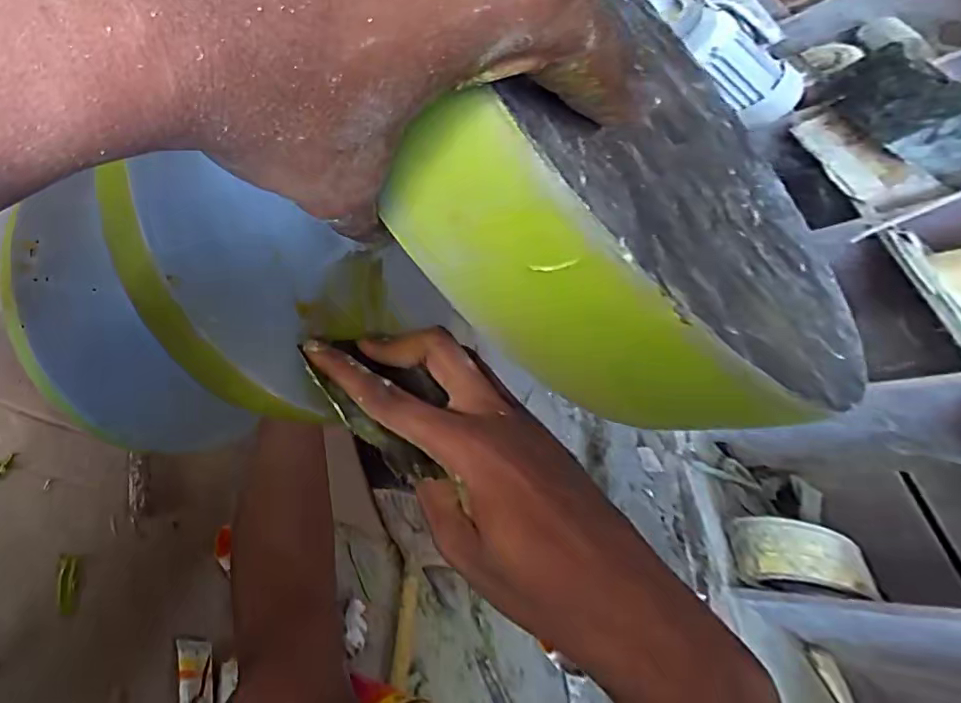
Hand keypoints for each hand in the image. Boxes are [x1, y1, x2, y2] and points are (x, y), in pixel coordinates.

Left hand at [82, 0, 630, 232]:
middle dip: (521, 23)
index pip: (593, 55)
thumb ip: (373, 205)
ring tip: (410, 8)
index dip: (594, 94)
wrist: (164, 14)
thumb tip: (367, 222)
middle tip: (484, 66)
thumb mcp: (340, 181)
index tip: (594, 115)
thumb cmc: (272, 101)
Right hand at [306, 330, 775, 702]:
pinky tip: (438, 415)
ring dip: (425, 358)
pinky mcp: (541, 439)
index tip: (316, 347)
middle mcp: (498, 421)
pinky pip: (485, 390)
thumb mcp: (466, 552)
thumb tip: (427, 470)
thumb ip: (433, 496)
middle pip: (441, 348)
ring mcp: (526, 425)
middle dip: (395, 342)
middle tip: (362, 353)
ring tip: (393, 375)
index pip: (392, 399)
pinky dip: (450, 384)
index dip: (346, 371)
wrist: (644, 618)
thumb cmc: (546, 592)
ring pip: (468, 363)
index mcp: (472, 449)